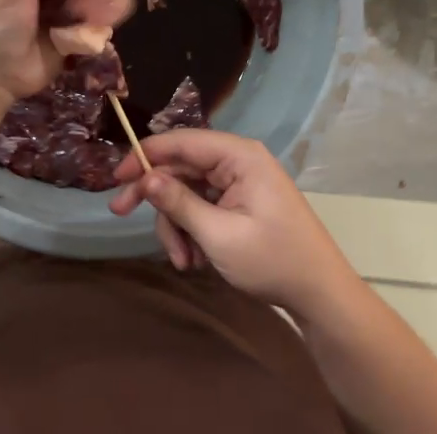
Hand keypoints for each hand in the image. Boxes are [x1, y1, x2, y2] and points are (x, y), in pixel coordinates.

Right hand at [108, 129, 355, 313]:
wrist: (320, 295)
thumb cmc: (273, 261)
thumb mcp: (219, 235)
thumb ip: (180, 203)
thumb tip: (146, 178)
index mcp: (238, 156)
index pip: (180, 141)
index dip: (144, 156)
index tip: (115, 178)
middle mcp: (238, 161)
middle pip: (180, 167)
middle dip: (156, 198)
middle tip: (120, 214)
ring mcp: (239, 182)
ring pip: (187, 191)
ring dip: (177, 225)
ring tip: (182, 260)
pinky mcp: (240, 202)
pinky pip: (202, 206)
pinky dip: (192, 231)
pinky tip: (194, 259)